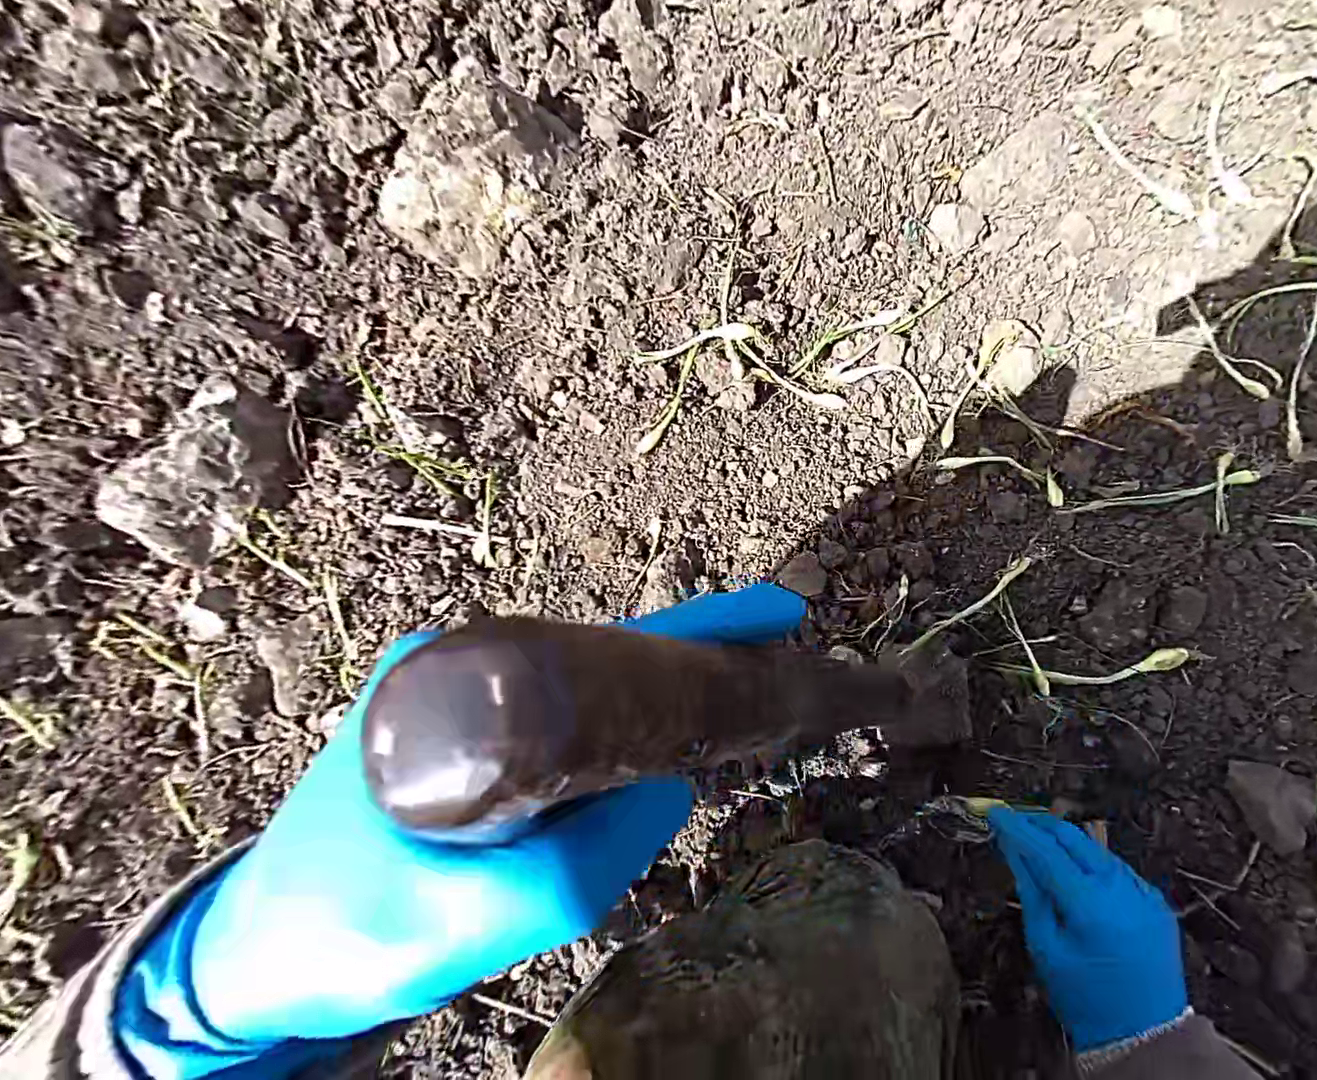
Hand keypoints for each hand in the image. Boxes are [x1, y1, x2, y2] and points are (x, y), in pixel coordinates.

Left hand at [115, 586, 804, 1072]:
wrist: (256, 962)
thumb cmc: (338, 931)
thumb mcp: (452, 923)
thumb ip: (572, 873)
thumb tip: (669, 790)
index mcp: (468, 685)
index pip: (618, 641)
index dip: (708, 626)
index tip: (781, 612)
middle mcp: (490, 679)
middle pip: (634, 655)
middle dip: (708, 660)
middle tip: (771, 677)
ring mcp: (501, 713)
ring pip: (622, 702)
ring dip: (677, 714)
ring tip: (721, 735)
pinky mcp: (511, 753)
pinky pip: (602, 738)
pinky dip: (644, 746)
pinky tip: (656, 773)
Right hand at [987, 807, 1187, 1050]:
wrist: (1146, 1036)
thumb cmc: (1086, 999)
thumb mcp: (1047, 950)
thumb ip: (1032, 895)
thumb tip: (1016, 852)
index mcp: (1088, 902)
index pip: (1045, 849)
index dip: (1017, 828)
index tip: (996, 813)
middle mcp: (1118, 886)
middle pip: (1073, 837)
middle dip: (1040, 824)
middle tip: (1015, 821)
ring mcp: (1141, 889)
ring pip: (1095, 849)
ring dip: (1066, 842)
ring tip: (1039, 843)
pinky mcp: (1154, 898)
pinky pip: (1116, 868)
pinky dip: (1091, 863)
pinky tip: (1076, 871)